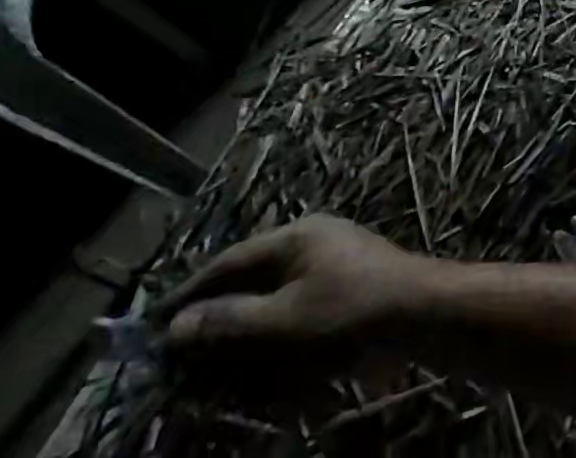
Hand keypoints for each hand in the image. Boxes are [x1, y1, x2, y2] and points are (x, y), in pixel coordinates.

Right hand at [153, 215, 439, 390]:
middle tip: (180, 337)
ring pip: (275, 280)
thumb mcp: (283, 319)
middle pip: (252, 268)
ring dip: (244, 310)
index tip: (154, 321)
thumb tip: (177, 325)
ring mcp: (335, 251)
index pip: (230, 260)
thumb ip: (229, 321)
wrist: (421, 307)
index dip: (190, 292)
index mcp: (297, 234)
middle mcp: (315, 234)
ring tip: (214, 341)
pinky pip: (298, 288)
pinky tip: (262, 337)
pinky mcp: (350, 272)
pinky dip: (274, 312)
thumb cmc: (351, 309)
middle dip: (216, 303)